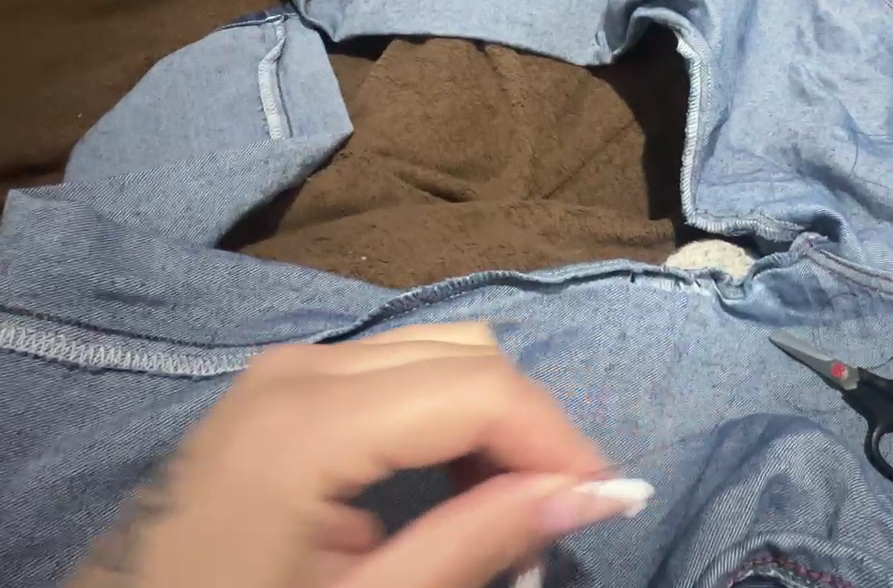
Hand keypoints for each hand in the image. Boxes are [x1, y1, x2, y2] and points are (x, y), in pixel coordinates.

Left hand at [65, 323, 652, 587]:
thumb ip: (481, 542)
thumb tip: (604, 492)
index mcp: (310, 420)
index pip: (481, 387)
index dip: (557, 438)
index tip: (606, 498)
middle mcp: (305, 364)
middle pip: (468, 354)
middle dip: (526, 427)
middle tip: (554, 513)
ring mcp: (290, 366)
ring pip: (442, 350)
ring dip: (491, 419)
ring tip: (506, 502)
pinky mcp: (286, 383)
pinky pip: (401, 369)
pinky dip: (446, 413)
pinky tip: (448, 478)